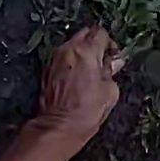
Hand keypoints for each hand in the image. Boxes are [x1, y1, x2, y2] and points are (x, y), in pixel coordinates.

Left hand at [30, 26, 120, 144]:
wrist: (58, 128)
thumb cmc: (85, 112)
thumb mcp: (109, 92)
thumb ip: (111, 72)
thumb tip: (113, 64)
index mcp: (86, 51)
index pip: (100, 33)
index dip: (109, 43)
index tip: (113, 57)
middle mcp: (67, 50)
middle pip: (83, 34)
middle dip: (94, 44)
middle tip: (102, 62)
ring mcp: (54, 60)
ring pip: (70, 45)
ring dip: (81, 53)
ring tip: (89, 72)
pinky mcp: (46, 71)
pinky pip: (61, 59)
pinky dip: (69, 63)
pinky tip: (76, 79)